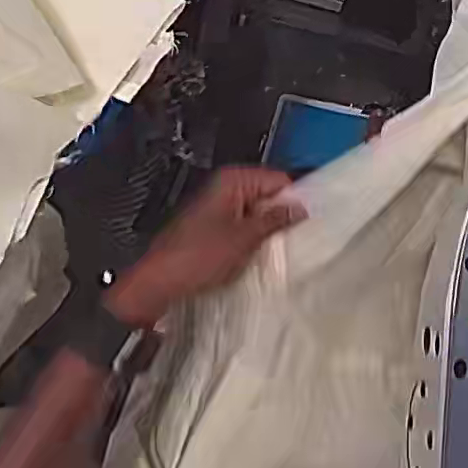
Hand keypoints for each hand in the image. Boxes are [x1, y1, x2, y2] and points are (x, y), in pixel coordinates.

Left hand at [106, 166, 306, 324]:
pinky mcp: (214, 227)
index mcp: (234, 180)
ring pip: (258, 212)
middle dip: (283, 214)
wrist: (155, 288)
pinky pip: (245, 225)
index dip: (296, 198)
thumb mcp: (245, 237)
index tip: (312, 217)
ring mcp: (219, 207)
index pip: (279, 179)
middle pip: (269, 194)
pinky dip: (254, 238)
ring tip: (281, 247)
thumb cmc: (197, 258)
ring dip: (268, 229)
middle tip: (299, 235)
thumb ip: (277, 218)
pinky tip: (261, 253)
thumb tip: (302, 208)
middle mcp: (226, 187)